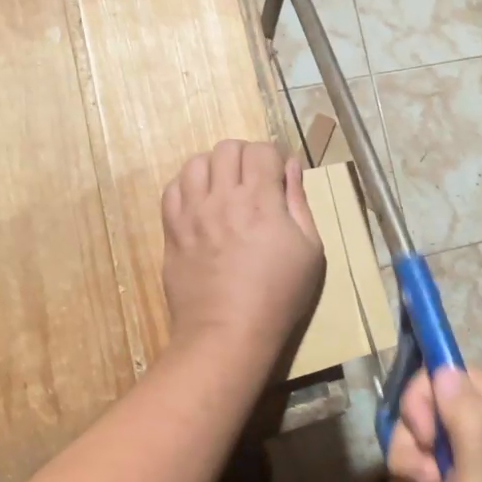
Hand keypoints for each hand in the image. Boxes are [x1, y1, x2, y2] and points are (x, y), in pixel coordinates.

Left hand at [161, 140, 324, 353]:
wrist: (227, 333)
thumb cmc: (279, 295)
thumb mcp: (309, 249)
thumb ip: (299, 202)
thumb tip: (292, 166)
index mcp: (261, 199)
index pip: (261, 150)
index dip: (273, 158)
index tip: (279, 178)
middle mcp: (223, 197)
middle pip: (227, 149)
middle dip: (245, 157)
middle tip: (254, 182)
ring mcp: (192, 212)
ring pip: (195, 163)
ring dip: (214, 168)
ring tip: (224, 189)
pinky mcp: (172, 230)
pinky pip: (172, 189)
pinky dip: (187, 186)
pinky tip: (200, 204)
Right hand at [387, 368, 481, 481]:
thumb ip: (467, 418)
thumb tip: (443, 367)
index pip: (446, 371)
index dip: (424, 401)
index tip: (425, 438)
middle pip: (422, 405)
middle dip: (415, 447)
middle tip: (432, 479)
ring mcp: (465, 447)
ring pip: (412, 438)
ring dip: (412, 476)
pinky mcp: (449, 472)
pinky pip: (413, 465)